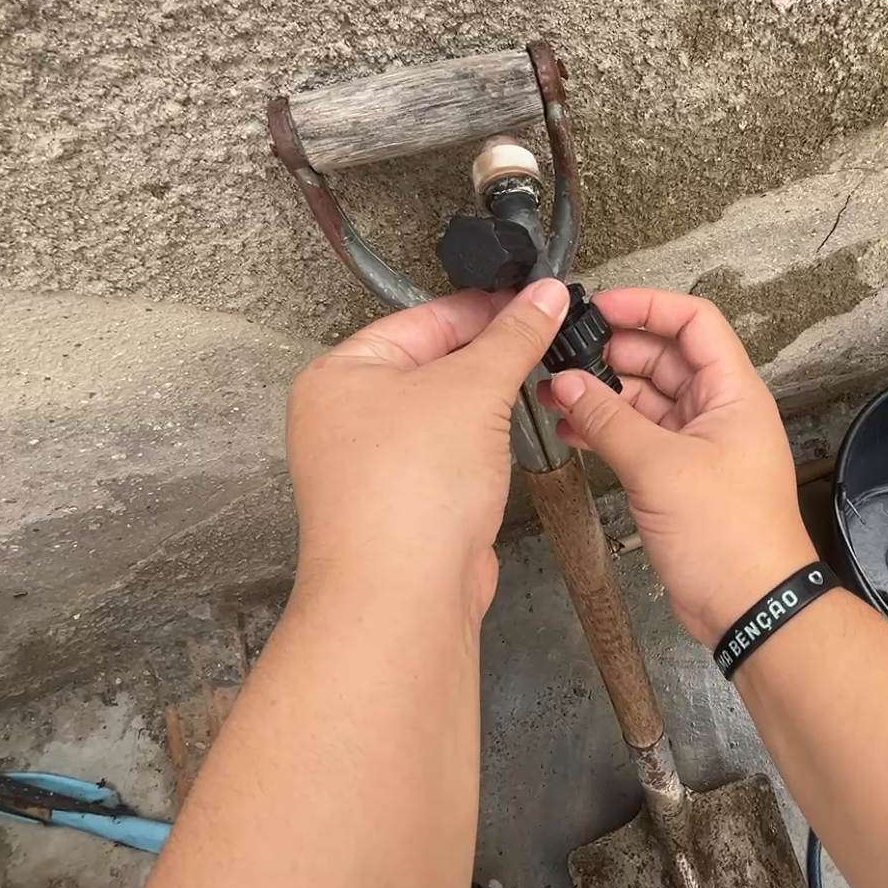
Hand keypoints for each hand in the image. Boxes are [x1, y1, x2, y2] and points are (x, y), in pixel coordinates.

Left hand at [286, 279, 570, 618]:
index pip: (425, 318)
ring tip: (533, 379)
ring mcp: (378, 460)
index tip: (534, 300)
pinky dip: (482, 437)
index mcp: (343, 374)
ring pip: (446, 408)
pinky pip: (451, 448)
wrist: (407, 592)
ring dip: (489, 395)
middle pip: (435, 361)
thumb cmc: (409, 492)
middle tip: (544, 335)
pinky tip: (508, 435)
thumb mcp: (473, 389)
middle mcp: (351, 415)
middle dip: (492, 351)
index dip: (485, 306)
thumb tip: (543, 296)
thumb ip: (514, 336)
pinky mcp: (409, 497)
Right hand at [538, 288, 816, 647]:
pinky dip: (608, 428)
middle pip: (664, 357)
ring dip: (604, 392)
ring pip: (647, 397)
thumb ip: (610, 419)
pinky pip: (640, 435)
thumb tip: (567, 383)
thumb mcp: (661, 468)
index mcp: (733, 392)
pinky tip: (572, 429)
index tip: (600, 306)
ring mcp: (697, 442)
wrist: (749, 605)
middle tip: (564, 353)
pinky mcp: (678, 473)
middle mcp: (718, 409)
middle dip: (614, 352)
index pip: (694, 322)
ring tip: (556, 392)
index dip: (649, 305)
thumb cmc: (728, 534)